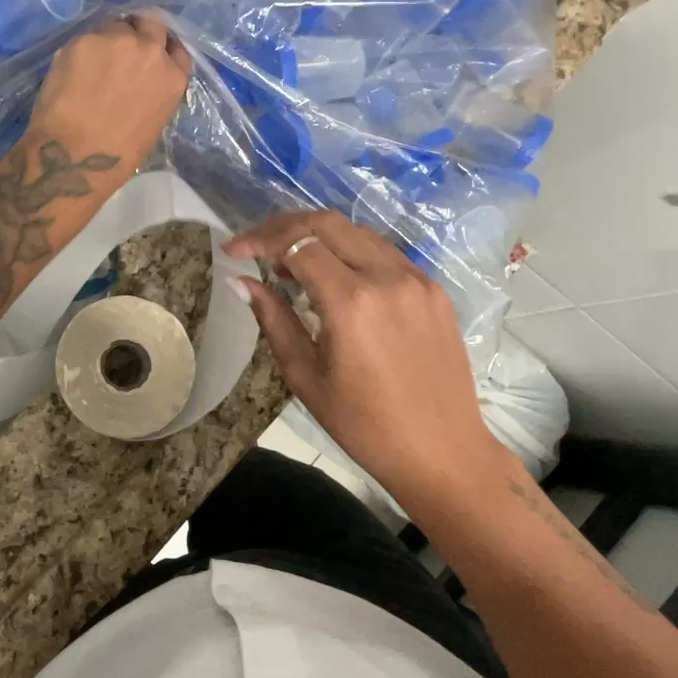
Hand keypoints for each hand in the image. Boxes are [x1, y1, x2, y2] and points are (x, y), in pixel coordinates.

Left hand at [26, 9, 192, 171]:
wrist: (74, 155)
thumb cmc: (118, 154)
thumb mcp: (154, 120)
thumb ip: (153, 88)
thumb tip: (138, 78)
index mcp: (173, 76)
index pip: (175, 46)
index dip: (161, 47)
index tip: (148, 51)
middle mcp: (149, 50)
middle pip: (150, 22)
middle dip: (138, 31)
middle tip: (120, 48)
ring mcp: (116, 41)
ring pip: (114, 25)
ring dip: (107, 39)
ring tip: (92, 63)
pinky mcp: (83, 40)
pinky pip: (85, 38)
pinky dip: (81, 51)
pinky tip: (71, 72)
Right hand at [224, 211, 511, 509]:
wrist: (443, 452)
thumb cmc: (365, 425)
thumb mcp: (306, 376)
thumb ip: (274, 320)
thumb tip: (241, 282)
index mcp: (352, 303)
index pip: (298, 246)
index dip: (260, 242)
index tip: (233, 250)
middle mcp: (388, 279)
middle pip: (327, 224)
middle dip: (284, 227)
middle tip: (256, 245)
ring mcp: (417, 281)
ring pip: (358, 233)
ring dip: (318, 236)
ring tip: (289, 263)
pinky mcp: (434, 290)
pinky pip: (385, 253)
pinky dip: (351, 252)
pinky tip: (334, 277)